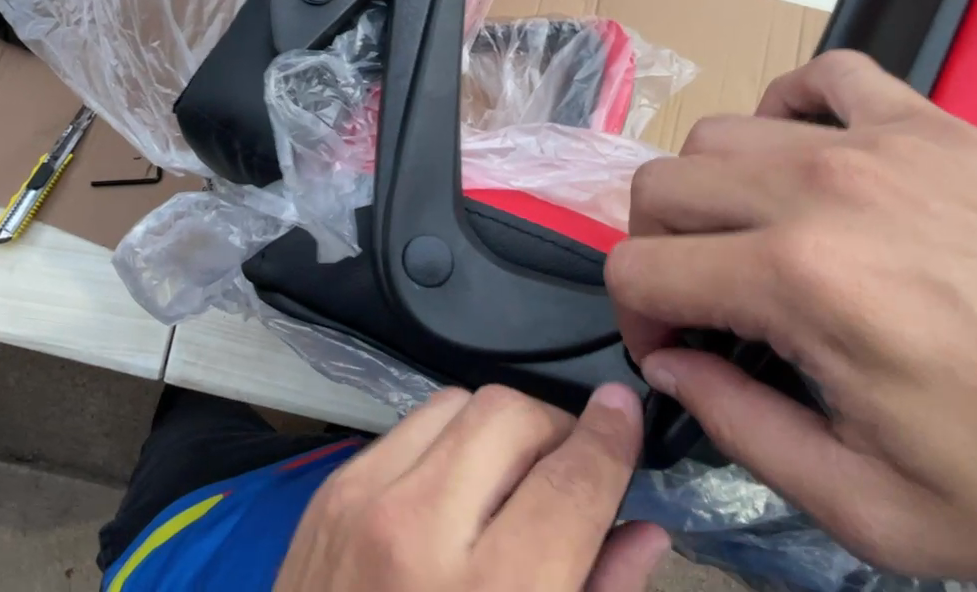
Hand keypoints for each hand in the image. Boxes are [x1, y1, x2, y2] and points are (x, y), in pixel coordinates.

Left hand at [275, 384, 669, 590]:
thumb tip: (644, 530)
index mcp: (490, 591)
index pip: (568, 484)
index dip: (609, 439)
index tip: (625, 410)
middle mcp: (419, 527)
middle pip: (507, 415)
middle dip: (553, 427)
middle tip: (568, 465)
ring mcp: (364, 496)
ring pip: (456, 403)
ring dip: (498, 428)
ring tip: (512, 475)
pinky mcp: (332, 486)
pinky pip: (409, 424)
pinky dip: (447, 439)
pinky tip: (457, 484)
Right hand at [608, 50, 976, 589]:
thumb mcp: (875, 511)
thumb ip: (738, 427)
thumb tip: (671, 363)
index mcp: (798, 281)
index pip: (638, 268)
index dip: (637, 318)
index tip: (678, 353)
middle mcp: (818, 191)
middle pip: (658, 187)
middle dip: (658, 251)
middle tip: (705, 302)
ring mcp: (878, 144)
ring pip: (717, 134)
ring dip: (711, 192)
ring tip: (756, 242)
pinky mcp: (936, 126)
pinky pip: (824, 75)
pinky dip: (790, 110)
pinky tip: (808, 159)